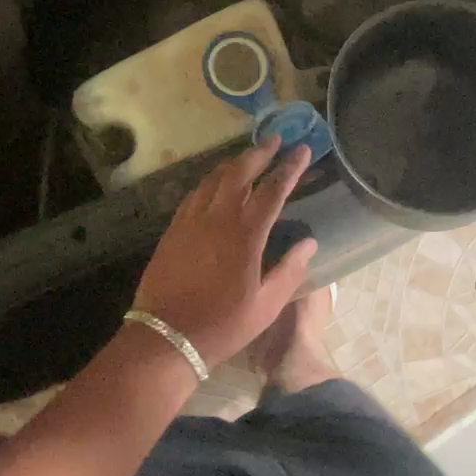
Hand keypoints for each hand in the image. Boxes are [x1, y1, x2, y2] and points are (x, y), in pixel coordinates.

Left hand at [133, 141, 318, 366]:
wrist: (166, 336)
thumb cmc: (222, 325)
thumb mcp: (265, 306)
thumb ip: (290, 271)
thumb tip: (310, 243)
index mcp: (245, 235)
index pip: (272, 190)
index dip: (289, 168)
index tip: (302, 149)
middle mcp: (218, 218)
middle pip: (240, 173)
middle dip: (260, 153)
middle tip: (275, 139)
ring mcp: (191, 220)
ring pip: (214, 179)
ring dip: (234, 163)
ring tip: (249, 156)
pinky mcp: (174, 228)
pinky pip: (195, 193)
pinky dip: (211, 181)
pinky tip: (216, 183)